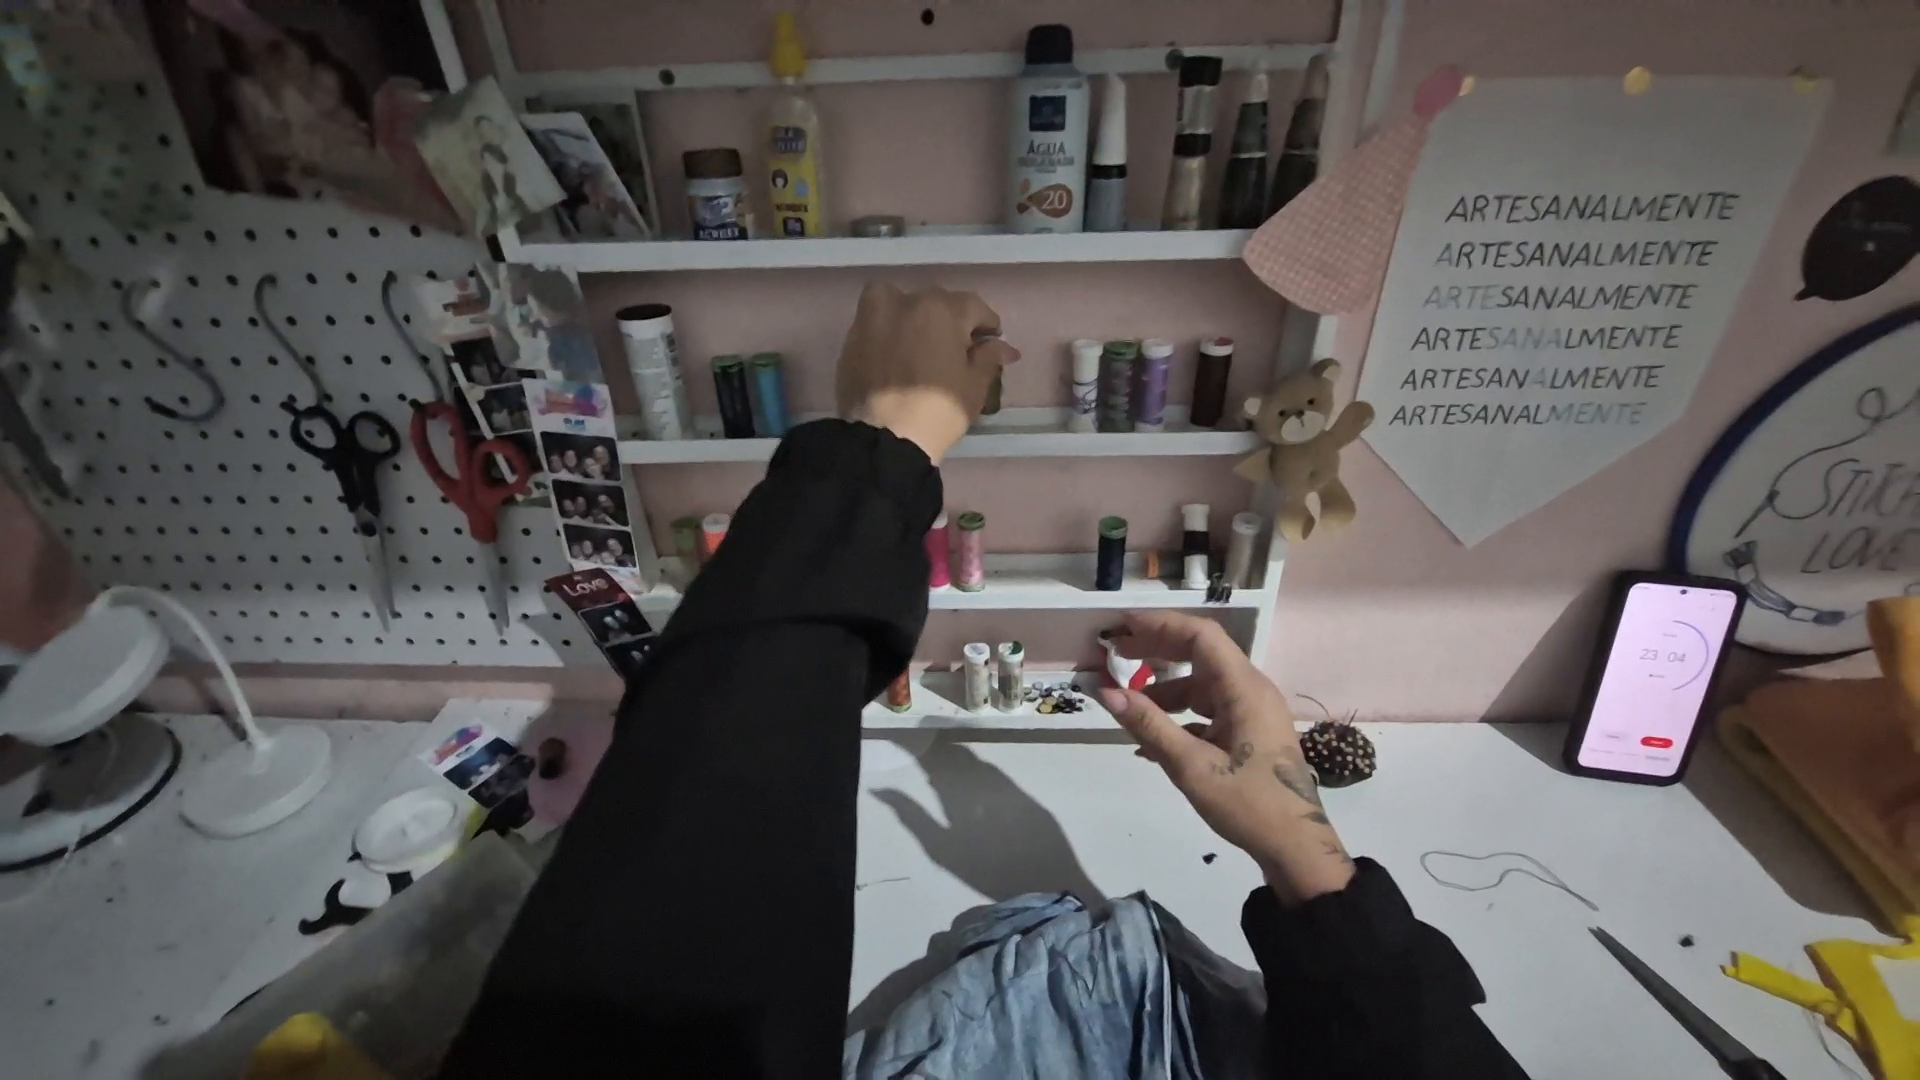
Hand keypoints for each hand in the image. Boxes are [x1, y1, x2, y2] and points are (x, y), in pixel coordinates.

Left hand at [835, 281, 1019, 463]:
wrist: (884, 438)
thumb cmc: (938, 411)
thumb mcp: (974, 386)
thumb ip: (989, 358)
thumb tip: (1003, 346)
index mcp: (942, 310)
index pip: (973, 307)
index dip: (986, 324)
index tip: (991, 340)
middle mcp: (906, 301)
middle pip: (936, 302)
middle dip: (950, 319)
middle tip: (956, 346)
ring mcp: (874, 317)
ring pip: (898, 301)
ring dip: (913, 313)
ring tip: (919, 339)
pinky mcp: (852, 338)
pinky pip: (874, 322)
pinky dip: (886, 329)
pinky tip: (894, 352)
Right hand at [1097, 611, 1356, 904]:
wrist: (1296, 848)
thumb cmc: (1247, 804)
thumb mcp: (1190, 766)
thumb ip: (1148, 724)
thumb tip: (1105, 691)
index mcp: (1244, 689)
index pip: (1201, 635)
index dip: (1160, 624)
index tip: (1123, 628)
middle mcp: (1251, 689)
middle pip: (1200, 652)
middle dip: (1157, 649)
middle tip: (1117, 654)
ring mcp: (1251, 710)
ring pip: (1201, 683)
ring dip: (1164, 688)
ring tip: (1128, 704)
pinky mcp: (1249, 730)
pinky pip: (1207, 708)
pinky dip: (1178, 714)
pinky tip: (1151, 739)